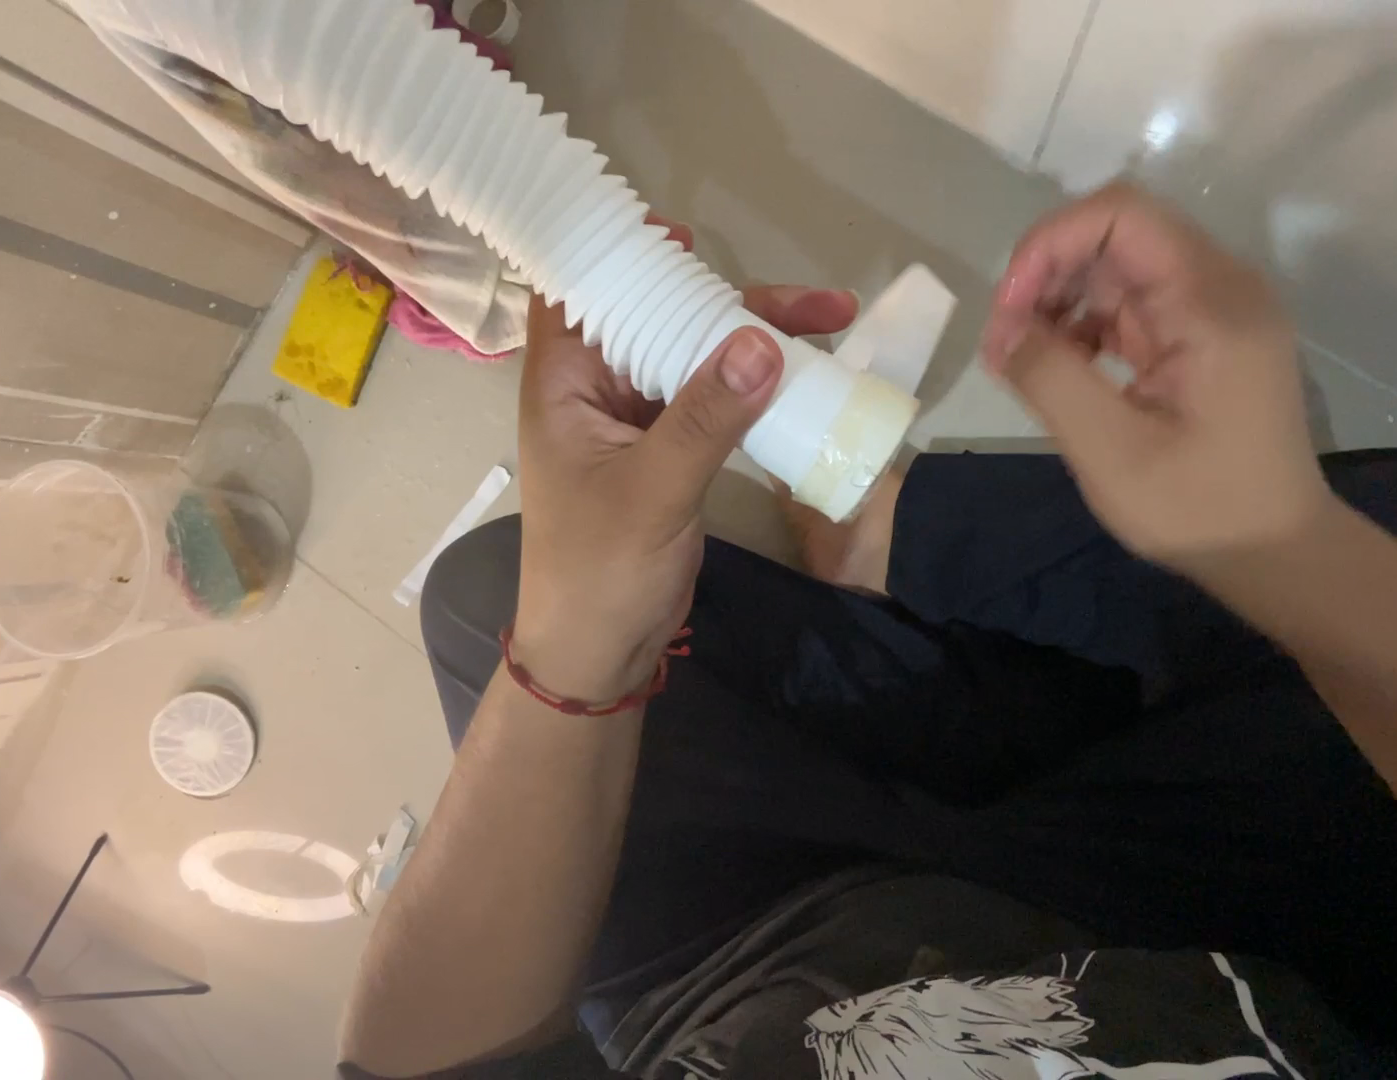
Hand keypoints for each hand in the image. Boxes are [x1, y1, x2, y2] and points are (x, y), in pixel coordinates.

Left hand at [514, 222, 859, 701]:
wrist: (605, 650)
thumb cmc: (602, 571)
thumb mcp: (653, 491)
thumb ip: (705, 418)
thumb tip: (763, 342)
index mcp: (566, 387)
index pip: (582, 295)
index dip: (623, 256)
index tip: (682, 236)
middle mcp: (599, 394)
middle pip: (661, 322)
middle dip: (729, 305)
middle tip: (811, 304)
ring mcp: (640, 424)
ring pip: (696, 362)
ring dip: (754, 346)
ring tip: (830, 329)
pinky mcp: (672, 453)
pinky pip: (713, 404)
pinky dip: (753, 391)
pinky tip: (800, 381)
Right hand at [982, 183, 1334, 572]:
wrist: (1272, 551)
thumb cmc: (1196, 506)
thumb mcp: (1110, 449)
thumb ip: (1050, 378)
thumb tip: (1000, 329)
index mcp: (1209, 301)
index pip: (1120, 215)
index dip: (1049, 244)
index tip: (1007, 311)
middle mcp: (1218, 288)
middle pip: (1116, 236)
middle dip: (1046, 275)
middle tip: (1005, 343)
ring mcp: (1211, 314)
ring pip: (1118, 271)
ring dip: (1059, 303)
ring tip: (1021, 360)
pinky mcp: (1198, 340)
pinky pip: (1129, 308)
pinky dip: (1082, 328)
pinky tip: (1057, 369)